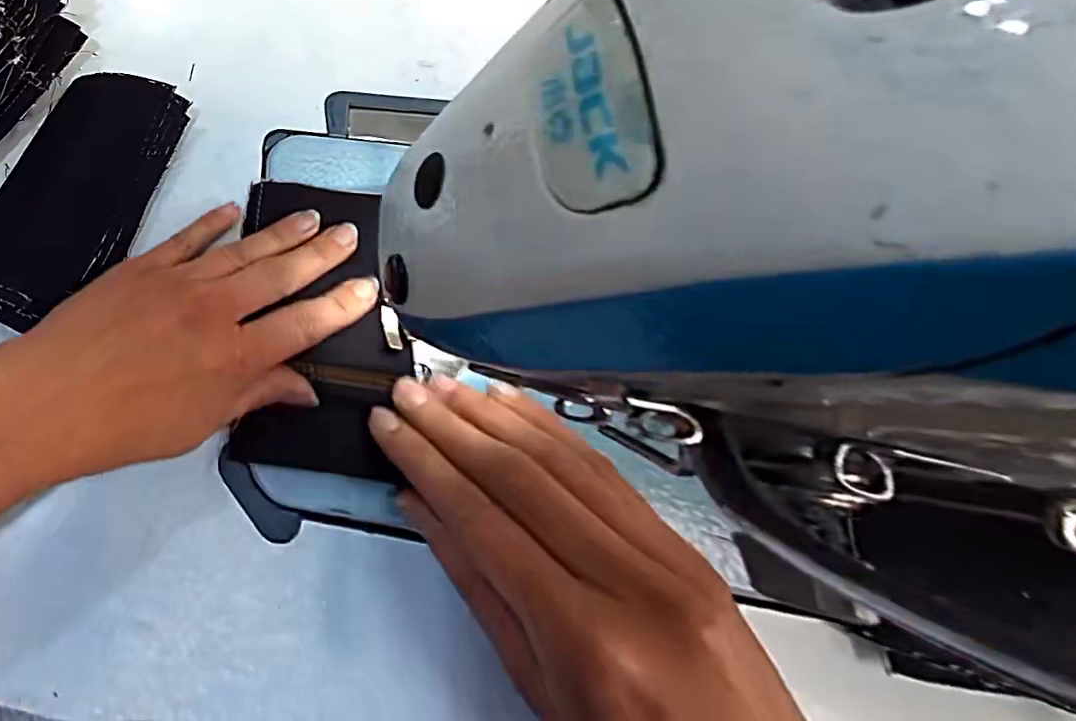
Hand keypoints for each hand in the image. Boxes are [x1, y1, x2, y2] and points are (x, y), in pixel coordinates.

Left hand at [0, 202, 378, 485]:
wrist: (51, 397)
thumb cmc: (126, 425)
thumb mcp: (198, 425)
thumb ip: (254, 398)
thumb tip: (303, 388)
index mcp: (233, 357)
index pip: (302, 325)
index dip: (339, 306)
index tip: (367, 288)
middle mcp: (216, 311)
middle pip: (280, 275)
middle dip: (320, 254)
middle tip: (348, 234)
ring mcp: (180, 281)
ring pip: (242, 251)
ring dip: (279, 233)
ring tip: (310, 218)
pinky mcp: (146, 265)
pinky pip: (188, 238)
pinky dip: (212, 222)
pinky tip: (232, 210)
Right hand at [370, 376, 804, 720]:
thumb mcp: (540, 689)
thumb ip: (478, 588)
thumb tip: (423, 507)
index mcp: (588, 638)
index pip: (482, 520)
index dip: (425, 463)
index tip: (390, 429)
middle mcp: (633, 585)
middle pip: (518, 477)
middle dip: (449, 426)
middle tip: (407, 393)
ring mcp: (668, 559)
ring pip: (560, 460)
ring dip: (492, 415)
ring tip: (446, 387)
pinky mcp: (685, 546)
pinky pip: (605, 469)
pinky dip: (548, 427)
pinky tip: (511, 402)